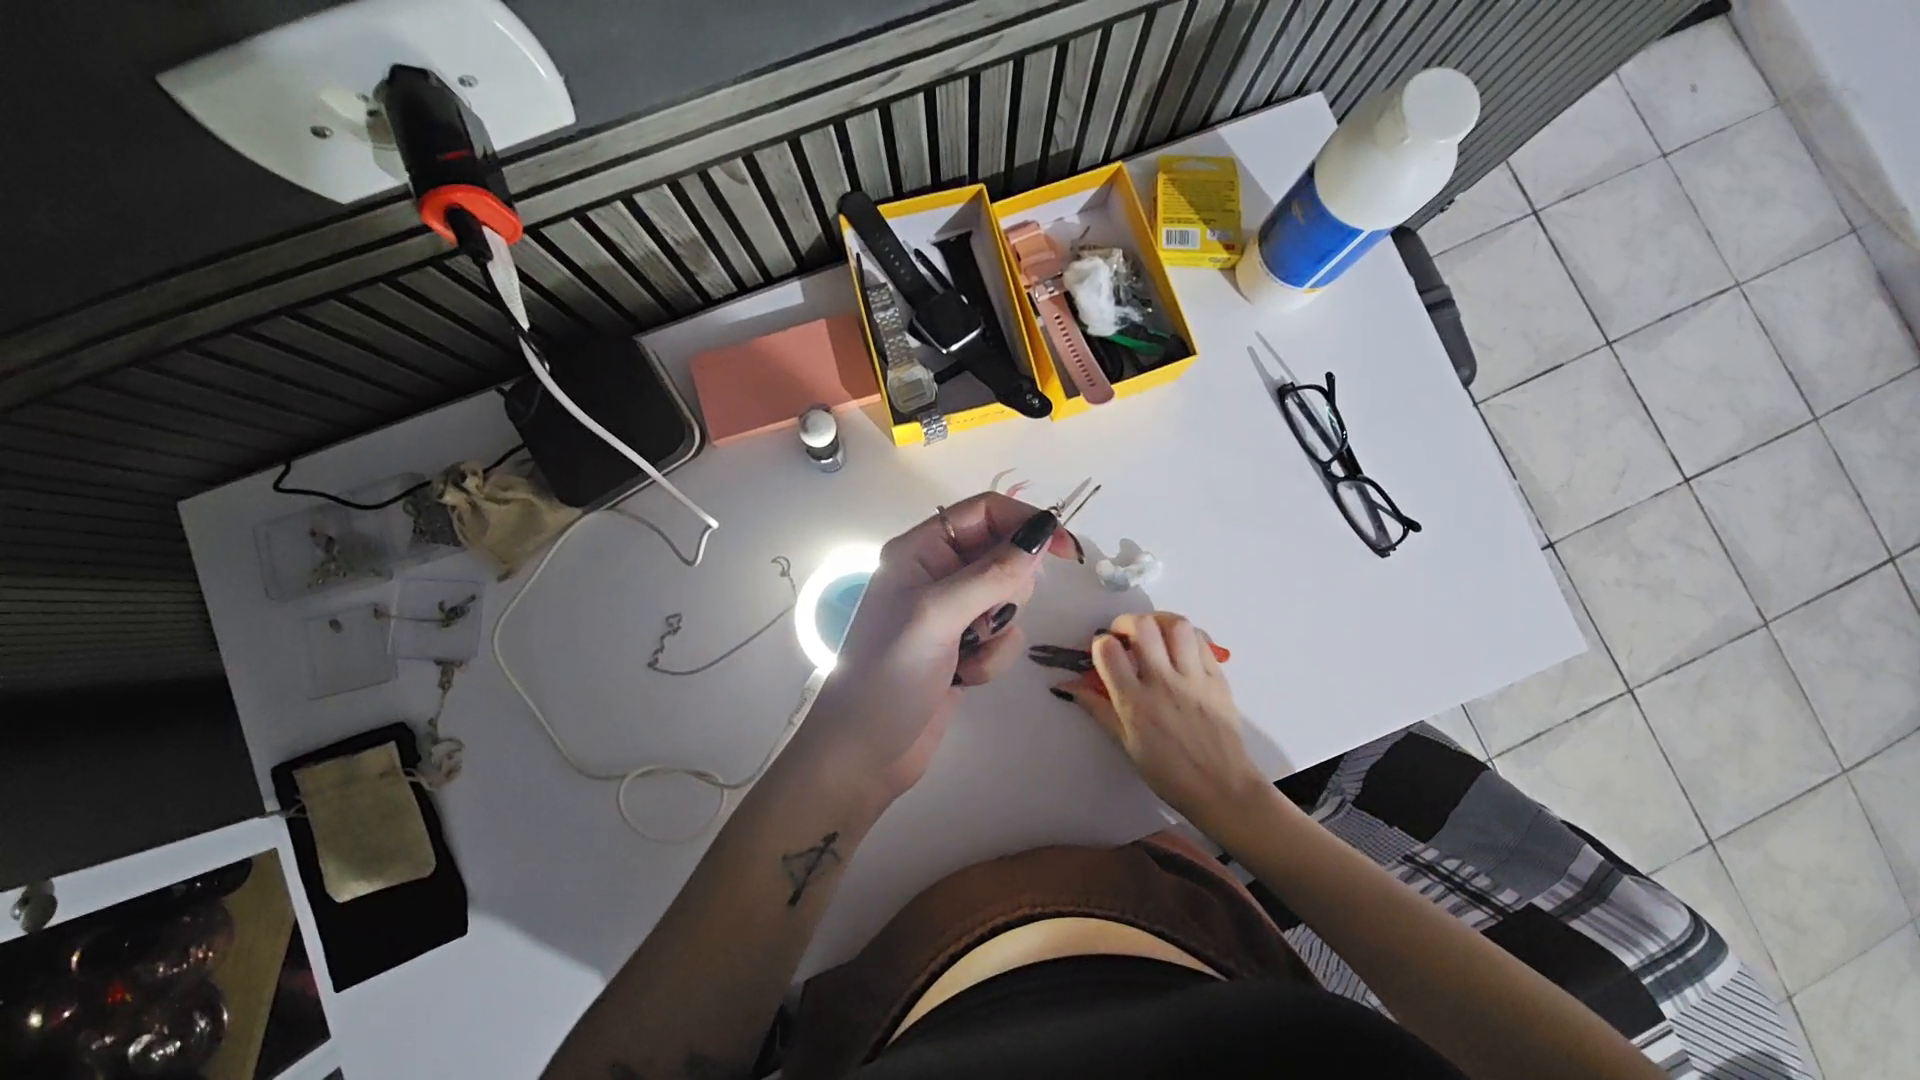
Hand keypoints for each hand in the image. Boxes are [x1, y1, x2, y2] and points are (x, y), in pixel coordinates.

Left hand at [790, 492, 1076, 801]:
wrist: (864, 754)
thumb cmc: (887, 677)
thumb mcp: (936, 615)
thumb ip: (990, 574)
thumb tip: (1040, 535)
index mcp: (919, 551)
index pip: (984, 512)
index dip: (1025, 522)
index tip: (1064, 548)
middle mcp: (936, 574)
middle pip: (1004, 554)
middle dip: (1008, 589)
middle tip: (986, 619)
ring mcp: (950, 614)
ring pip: (1009, 599)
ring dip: (998, 630)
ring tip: (966, 653)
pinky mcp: (963, 649)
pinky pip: (1003, 637)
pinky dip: (993, 658)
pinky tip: (964, 678)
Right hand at [1054, 613, 1267, 832]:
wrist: (1223, 788)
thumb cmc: (1169, 774)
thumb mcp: (1126, 745)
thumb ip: (1099, 709)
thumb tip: (1068, 686)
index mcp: (1135, 703)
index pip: (1108, 651)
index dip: (1100, 643)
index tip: (1103, 651)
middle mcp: (1163, 683)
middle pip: (1142, 627)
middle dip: (1127, 623)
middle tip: (1125, 635)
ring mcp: (1194, 678)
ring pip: (1176, 625)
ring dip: (1159, 621)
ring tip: (1154, 633)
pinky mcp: (1218, 678)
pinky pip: (1202, 640)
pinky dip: (1186, 635)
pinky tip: (1179, 646)